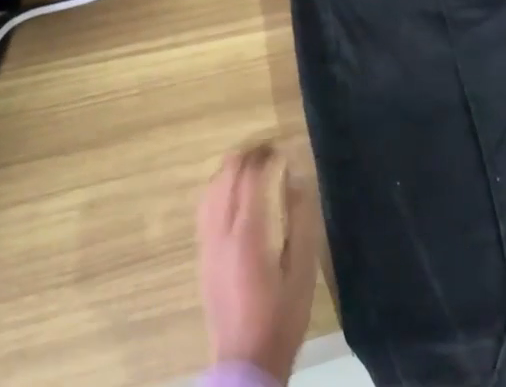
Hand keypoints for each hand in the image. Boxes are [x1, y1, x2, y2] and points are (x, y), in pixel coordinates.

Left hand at [197, 145, 323, 383]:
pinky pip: (204, 207)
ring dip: (230, 168)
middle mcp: (222, 232)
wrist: (246, 360)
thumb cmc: (282, 316)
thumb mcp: (303, 269)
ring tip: (251, 159)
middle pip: (228, 177)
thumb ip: (301, 220)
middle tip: (269, 145)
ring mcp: (207, 243)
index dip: (269, 156)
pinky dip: (218, 187)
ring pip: (211, 189)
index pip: (254, 177)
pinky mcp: (202, 254)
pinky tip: (230, 188)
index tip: (285, 145)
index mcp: (250, 233)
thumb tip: (298, 178)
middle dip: (247, 155)